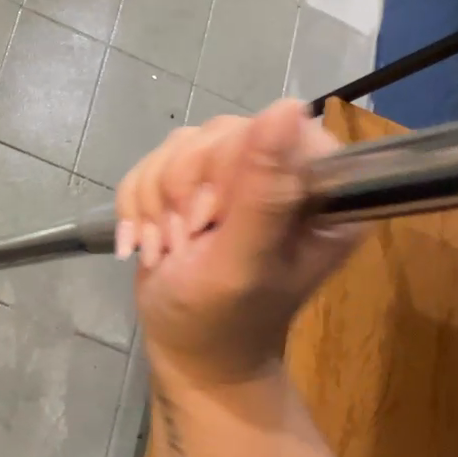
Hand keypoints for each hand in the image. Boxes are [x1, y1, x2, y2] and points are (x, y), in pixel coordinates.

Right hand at [115, 100, 362, 385]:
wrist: (186, 351)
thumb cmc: (222, 320)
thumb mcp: (242, 262)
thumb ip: (263, 191)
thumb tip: (286, 105)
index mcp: (321, 192)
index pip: (273, 129)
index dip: (226, 167)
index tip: (210, 221)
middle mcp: (283, 175)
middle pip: (215, 134)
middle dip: (180, 192)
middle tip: (184, 243)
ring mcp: (235, 178)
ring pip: (178, 146)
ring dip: (154, 203)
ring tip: (164, 249)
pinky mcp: (195, 186)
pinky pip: (151, 163)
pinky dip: (136, 205)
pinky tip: (145, 241)